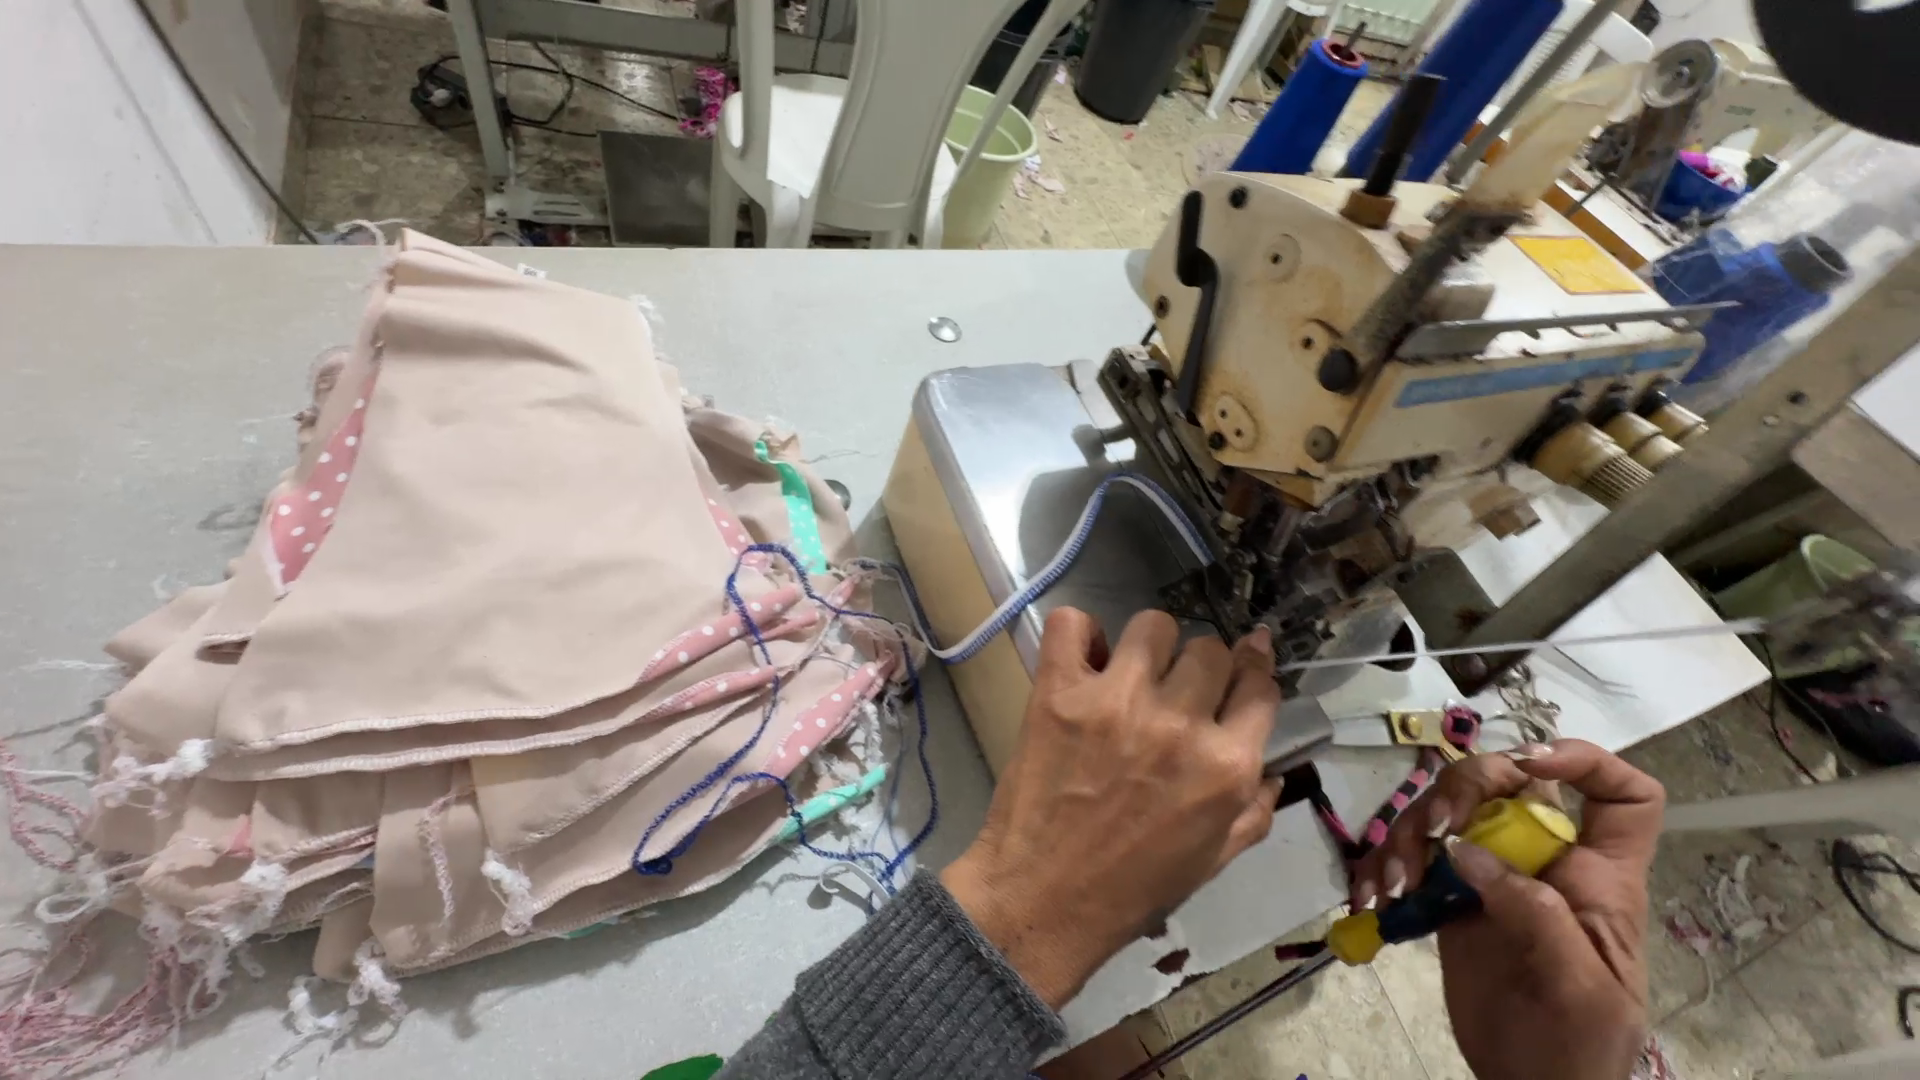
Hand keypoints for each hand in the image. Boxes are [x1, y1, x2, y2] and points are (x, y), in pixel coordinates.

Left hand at [940, 608, 1283, 1007]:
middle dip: (1200, 665)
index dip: (1253, 668)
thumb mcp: (1215, 858)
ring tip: (1131, 670)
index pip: (1258, 685)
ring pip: (1152, 626)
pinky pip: (1072, 624)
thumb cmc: (1134, 886)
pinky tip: (1084, 658)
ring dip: (1149, 645)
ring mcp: (1116, 701)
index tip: (1245, 657)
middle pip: (1209, 649)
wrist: (1045, 896)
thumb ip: (1255, 809)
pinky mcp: (1059, 693)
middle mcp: (1179, 724)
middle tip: (1176, 686)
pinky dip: (1079, 632)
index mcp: (1227, 766)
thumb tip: (1275, 766)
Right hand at [1350, 740, 1663, 1079]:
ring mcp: (1489, 873)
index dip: (1588, 762)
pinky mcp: (1445, 893)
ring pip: (1445, 811)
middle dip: (1461, 787)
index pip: (1622, 798)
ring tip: (1393, 888)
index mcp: (1596, 877)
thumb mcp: (1581, 988)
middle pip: (1505, 781)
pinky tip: (1371, 899)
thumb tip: (1465, 852)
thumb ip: (1536, 912)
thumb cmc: (1577, 1048)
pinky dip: (1380, 868)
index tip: (1531, 764)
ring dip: (1408, 836)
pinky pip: (1407, 855)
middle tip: (1433, 830)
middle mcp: (1541, 860)